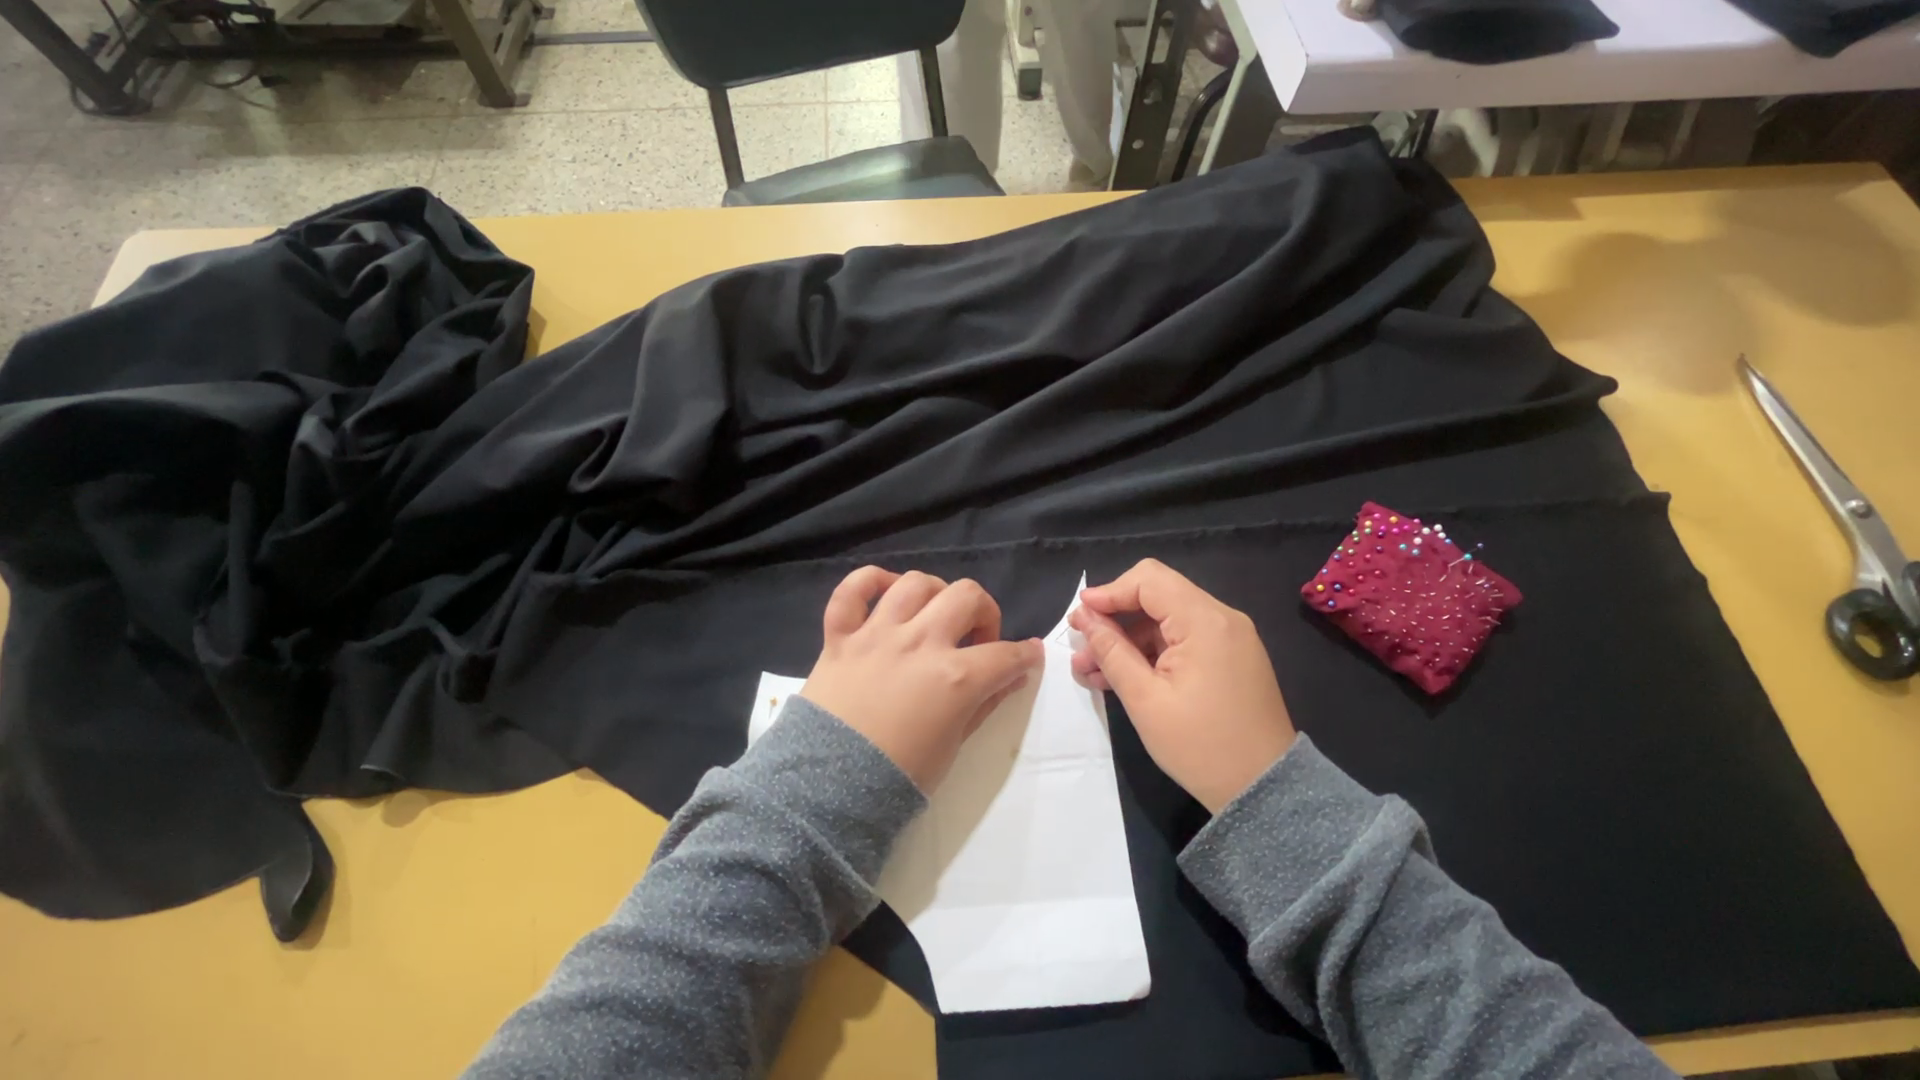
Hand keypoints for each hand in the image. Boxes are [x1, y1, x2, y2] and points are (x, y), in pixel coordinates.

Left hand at [801, 567, 1042, 792]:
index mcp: (954, 677)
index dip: (1024, 654)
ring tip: (934, 616)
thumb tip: (1014, 675)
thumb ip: (985, 702)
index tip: (1026, 656)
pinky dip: (869, 582)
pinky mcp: (839, 637)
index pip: (1005, 653)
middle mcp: (919, 643)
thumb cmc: (899, 775)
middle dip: (984, 612)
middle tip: (976, 640)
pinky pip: (851, 591)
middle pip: (966, 597)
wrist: (828, 788)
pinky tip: (885, 592)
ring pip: (915, 584)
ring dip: (935, 594)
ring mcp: (876, 635)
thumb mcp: (954, 743)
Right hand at [1069, 559, 1295, 813]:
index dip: (1109, 592)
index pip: (1149, 580)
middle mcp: (1222, 619)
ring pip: (1167, 621)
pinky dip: (1152, 652)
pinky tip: (1122, 678)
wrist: (1263, 788)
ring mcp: (1230, 639)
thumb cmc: (1200, 745)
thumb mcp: (1145, 699)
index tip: (1078, 616)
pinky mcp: (1231, 659)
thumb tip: (1084, 617)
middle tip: (1081, 649)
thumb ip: (1112, 651)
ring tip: (1090, 672)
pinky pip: (1184, 640)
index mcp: (1205, 621)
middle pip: (1157, 596)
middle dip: (1114, 619)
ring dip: (1128, 640)